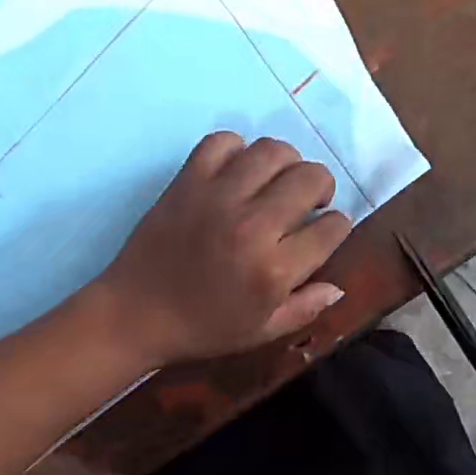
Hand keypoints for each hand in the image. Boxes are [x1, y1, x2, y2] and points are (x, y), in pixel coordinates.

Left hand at [93, 132, 353, 367]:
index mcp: (275, 270)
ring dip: (287, 163)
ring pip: (274, 151)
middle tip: (308, 202)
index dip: (335, 227)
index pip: (332, 227)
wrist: (136, 314)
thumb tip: (339, 286)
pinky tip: (238, 171)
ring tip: (277, 180)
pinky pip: (222, 142)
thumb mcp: (262, 332)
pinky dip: (237, 149)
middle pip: (311, 178)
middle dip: (321, 187)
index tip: (324, 232)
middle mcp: (253, 226)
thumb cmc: (202, 328)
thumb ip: (305, 308)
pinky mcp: (187, 182)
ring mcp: (218, 198)